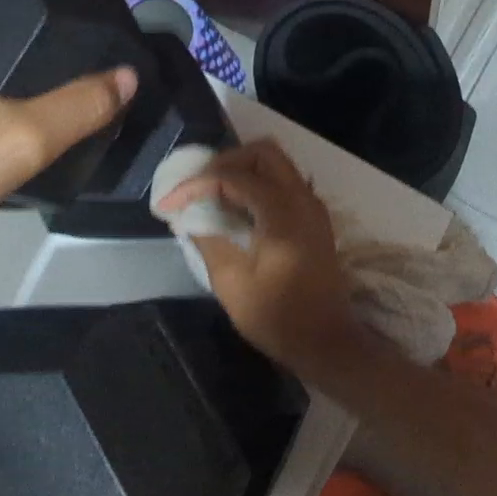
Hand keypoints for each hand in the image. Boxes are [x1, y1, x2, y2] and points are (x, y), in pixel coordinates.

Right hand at [156, 140, 369, 377]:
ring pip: (276, 163)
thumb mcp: (232, 284)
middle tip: (197, 186)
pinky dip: (258, 183)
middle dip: (224, 162)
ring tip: (213, 196)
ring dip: (242, 170)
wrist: (328, 343)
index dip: (195, 185)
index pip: (233, 177)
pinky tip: (237, 209)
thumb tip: (188, 217)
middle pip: (262, 152)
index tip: (168, 205)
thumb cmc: (279, 318)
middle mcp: (301, 198)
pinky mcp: (314, 218)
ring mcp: (312, 206)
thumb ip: (208, 241)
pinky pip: (284, 182)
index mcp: (282, 212)